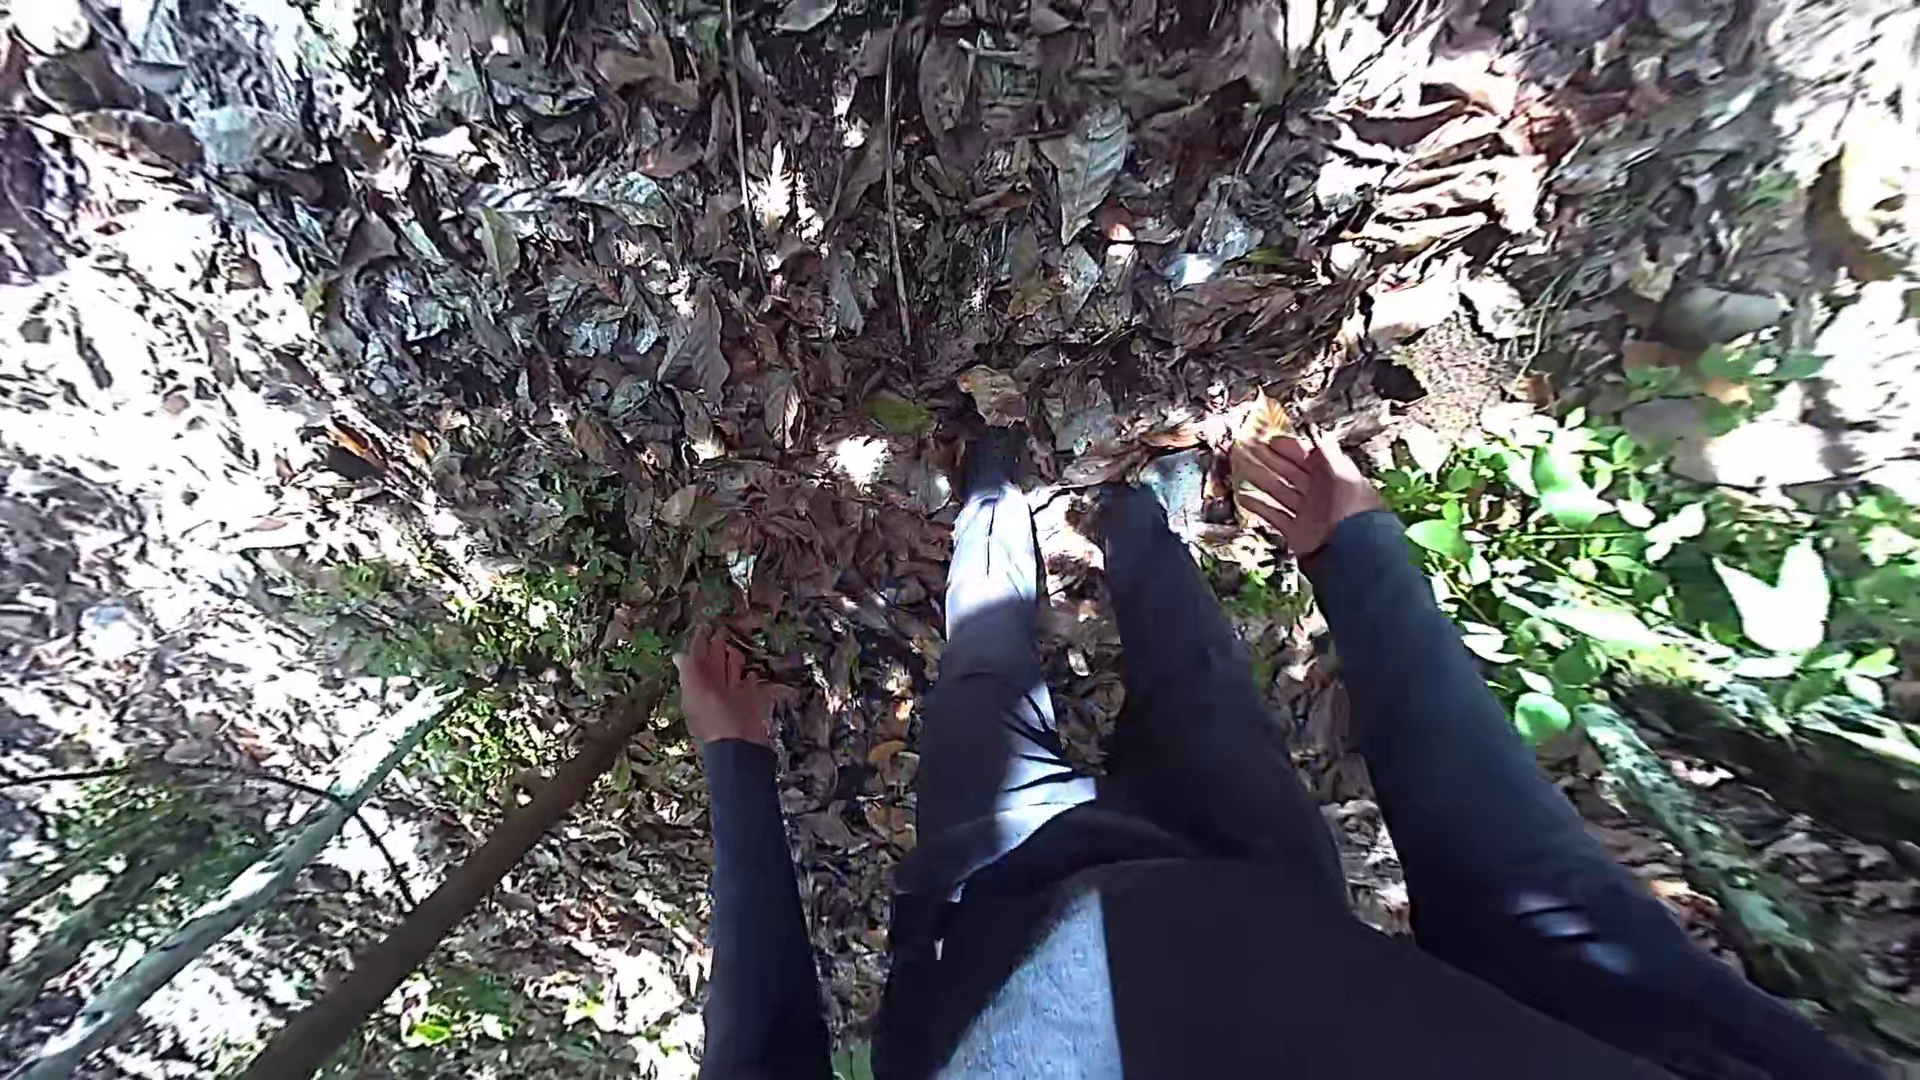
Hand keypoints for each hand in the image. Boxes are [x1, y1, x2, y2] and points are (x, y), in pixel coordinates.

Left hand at [674, 627, 776, 745]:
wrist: (741, 747)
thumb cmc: (717, 719)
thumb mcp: (698, 694)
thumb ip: (690, 673)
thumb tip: (678, 655)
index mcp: (698, 687)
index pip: (697, 660)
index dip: (700, 644)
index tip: (705, 626)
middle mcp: (713, 690)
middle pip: (715, 664)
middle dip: (718, 647)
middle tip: (723, 628)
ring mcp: (732, 696)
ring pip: (731, 672)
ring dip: (733, 659)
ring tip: (736, 646)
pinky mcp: (749, 701)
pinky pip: (748, 685)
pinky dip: (749, 677)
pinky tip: (752, 671)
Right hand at [1231, 431, 1382, 556]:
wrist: (1351, 553)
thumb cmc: (1353, 512)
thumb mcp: (1345, 477)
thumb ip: (1329, 455)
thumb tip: (1317, 433)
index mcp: (1331, 479)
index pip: (1307, 459)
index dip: (1289, 449)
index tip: (1270, 441)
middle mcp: (1317, 494)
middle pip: (1289, 473)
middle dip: (1269, 460)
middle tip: (1249, 449)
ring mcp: (1305, 512)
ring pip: (1278, 491)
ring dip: (1259, 479)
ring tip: (1240, 469)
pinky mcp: (1294, 529)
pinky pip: (1273, 514)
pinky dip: (1258, 506)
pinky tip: (1243, 498)